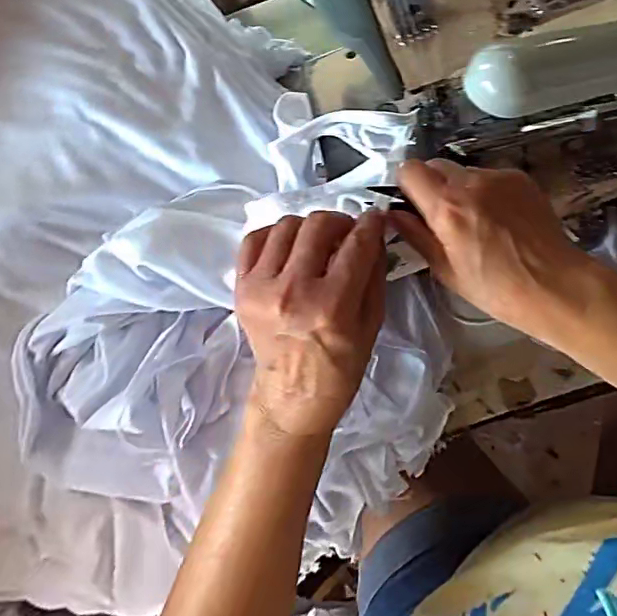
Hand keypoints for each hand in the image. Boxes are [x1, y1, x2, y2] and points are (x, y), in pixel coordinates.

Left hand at [235, 210, 389, 439]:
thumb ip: (374, 274)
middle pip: (318, 225)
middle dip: (339, 221)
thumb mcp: (372, 324)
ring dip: (308, 228)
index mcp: (332, 306)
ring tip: (316, 242)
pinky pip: (254, 239)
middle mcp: (293, 291)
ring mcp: (261, 288)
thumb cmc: (340, 367)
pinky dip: (274, 236)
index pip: (356, 244)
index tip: (375, 217)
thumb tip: (375, 233)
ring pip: (286, 226)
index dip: (371, 223)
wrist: (292, 398)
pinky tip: (288, 248)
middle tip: (346, 232)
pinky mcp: (240, 288)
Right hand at [390, 159, 605, 343]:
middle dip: (430, 185)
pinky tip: (500, 219)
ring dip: (460, 188)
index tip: (412, 204)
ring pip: (463, 171)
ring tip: (477, 221)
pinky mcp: (520, 178)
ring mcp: (498, 177)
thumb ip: (416, 236)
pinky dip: (486, 191)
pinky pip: (489, 177)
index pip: (409, 169)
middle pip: (434, 164)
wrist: (557, 285)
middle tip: (441, 216)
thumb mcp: (447, 270)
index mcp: (447, 207)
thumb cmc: (497, 289)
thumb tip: (393, 214)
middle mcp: (470, 183)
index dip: (405, 185)